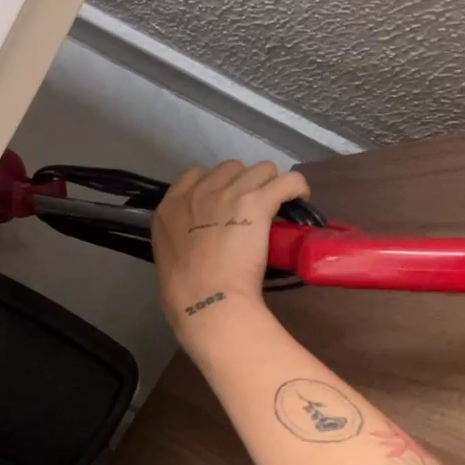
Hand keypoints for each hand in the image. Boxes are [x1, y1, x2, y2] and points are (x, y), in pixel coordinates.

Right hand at [151, 160, 308, 338]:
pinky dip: (296, 188)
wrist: (204, 297)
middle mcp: (197, 193)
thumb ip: (180, 233)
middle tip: (250, 207)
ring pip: (262, 169)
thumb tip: (199, 235)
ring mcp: (228, 194)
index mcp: (170, 207)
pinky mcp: (257, 202)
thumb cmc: (182, 289)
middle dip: (242, 183)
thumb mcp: (166, 252)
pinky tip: (298, 200)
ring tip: (275, 205)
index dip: (214, 184)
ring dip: (269, 184)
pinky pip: (288, 180)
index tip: (223, 202)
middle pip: (230, 168)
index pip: (194, 175)